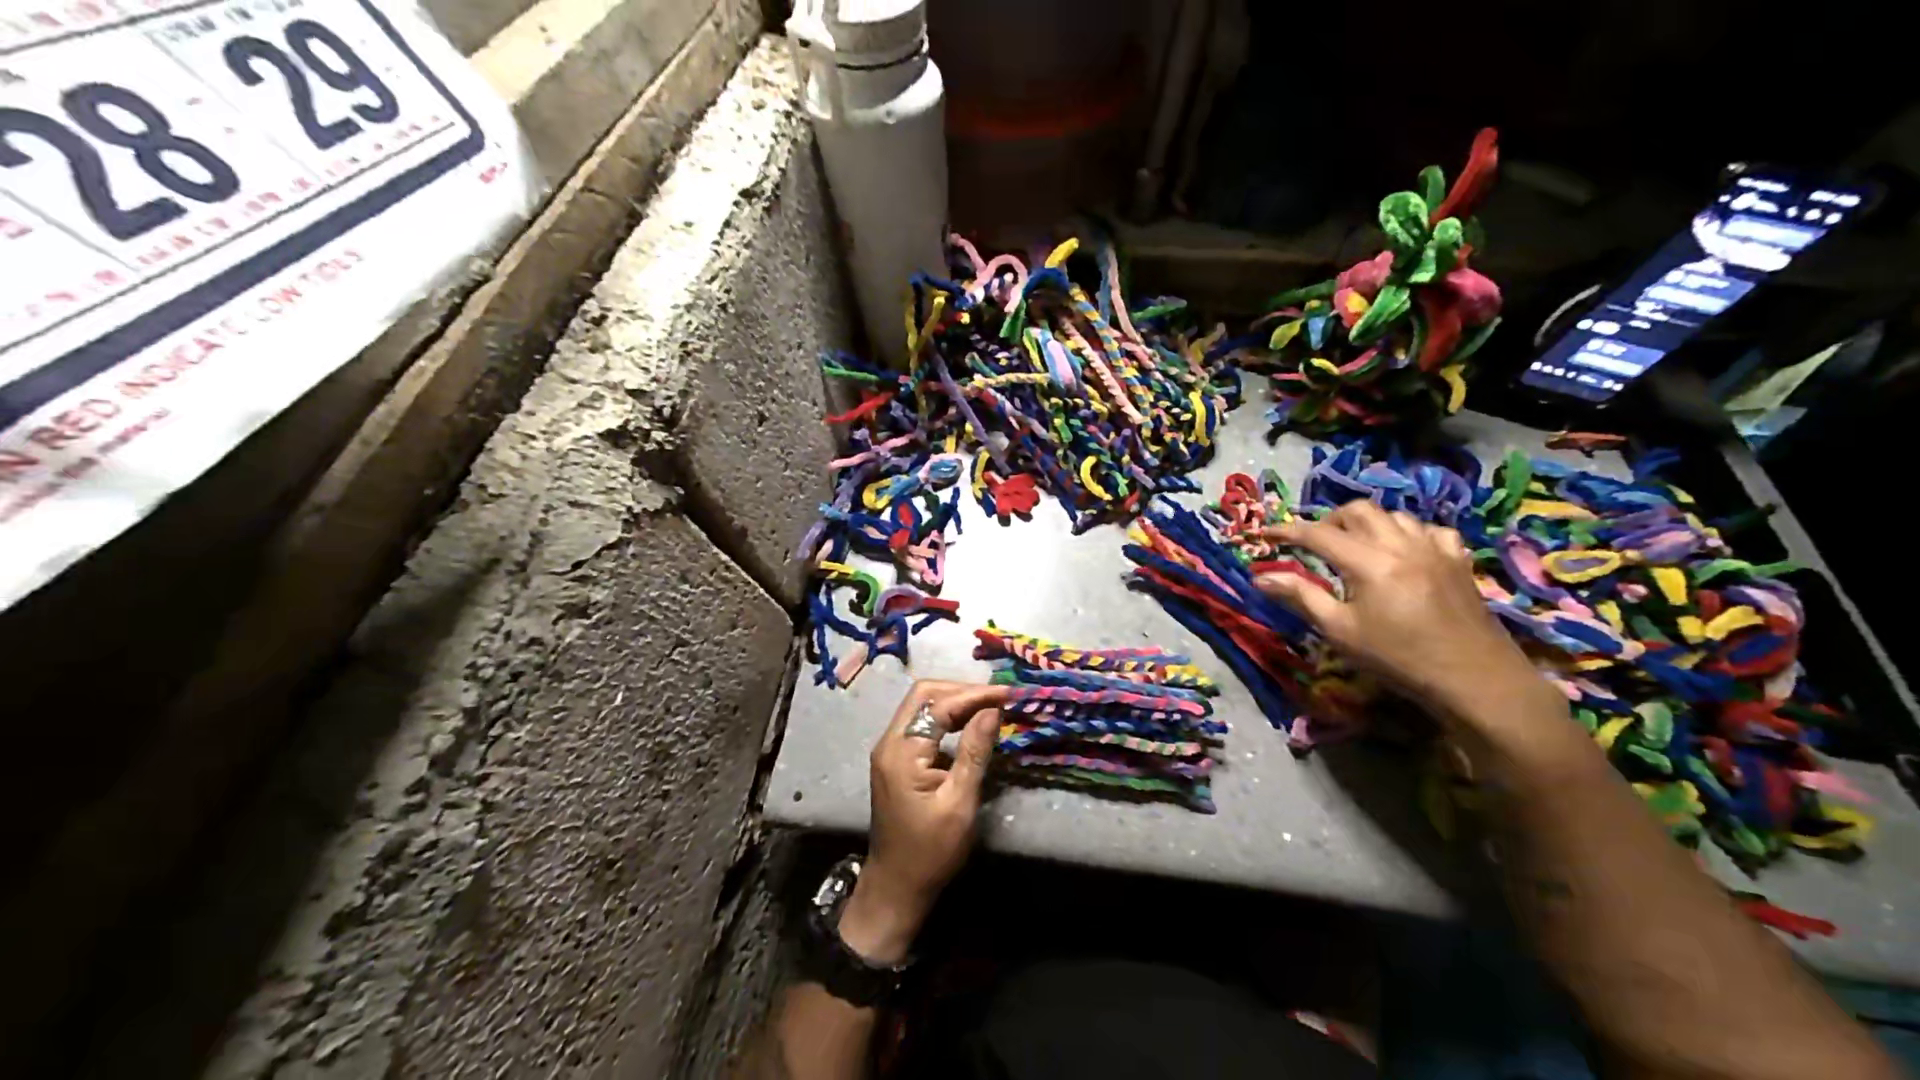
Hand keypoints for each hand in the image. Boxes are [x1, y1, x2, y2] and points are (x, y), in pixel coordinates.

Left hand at [839, 681, 1008, 964]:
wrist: (897, 885)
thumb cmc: (931, 851)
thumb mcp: (959, 803)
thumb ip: (975, 752)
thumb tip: (992, 710)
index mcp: (901, 751)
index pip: (938, 703)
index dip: (974, 695)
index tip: (1008, 694)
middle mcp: (890, 741)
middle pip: (924, 694)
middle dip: (962, 690)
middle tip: (999, 698)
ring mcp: (891, 749)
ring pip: (922, 705)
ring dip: (956, 701)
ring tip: (991, 706)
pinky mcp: (898, 758)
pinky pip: (922, 723)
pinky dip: (948, 717)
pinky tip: (972, 724)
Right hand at [1255, 501, 1557, 725]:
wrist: (1473, 678)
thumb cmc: (1397, 657)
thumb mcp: (1340, 630)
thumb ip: (1301, 597)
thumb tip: (1261, 577)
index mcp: (1368, 562)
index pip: (1317, 533)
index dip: (1286, 530)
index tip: (1263, 533)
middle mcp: (1400, 544)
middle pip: (1358, 511)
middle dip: (1329, 520)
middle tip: (1314, 542)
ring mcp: (1434, 548)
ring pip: (1393, 515)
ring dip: (1367, 523)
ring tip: (1354, 545)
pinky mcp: (1457, 559)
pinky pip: (1428, 529)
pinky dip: (1407, 532)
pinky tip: (1402, 551)